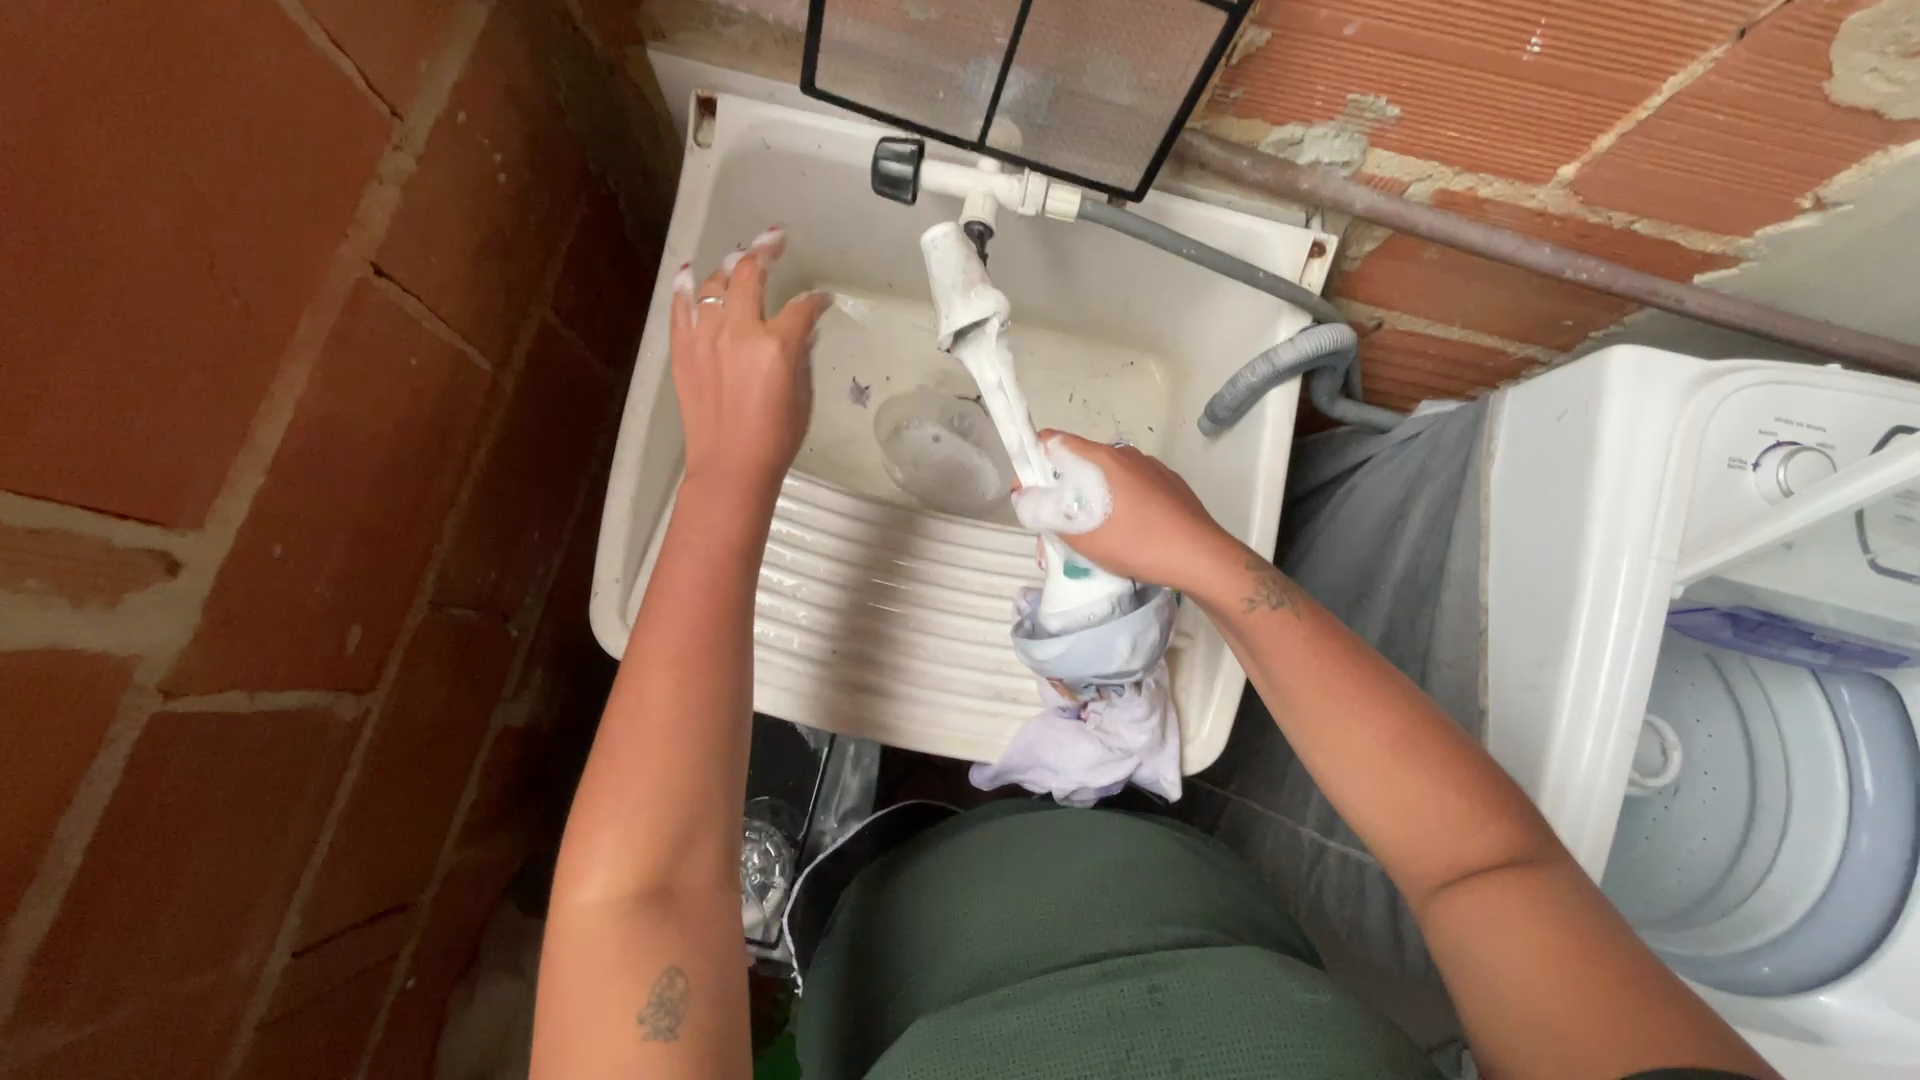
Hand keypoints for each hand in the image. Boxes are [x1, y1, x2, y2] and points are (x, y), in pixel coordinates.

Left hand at [669, 226, 831, 493]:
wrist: (730, 466)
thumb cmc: (775, 438)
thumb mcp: (802, 396)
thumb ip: (800, 357)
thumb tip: (799, 335)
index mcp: (777, 346)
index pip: (801, 308)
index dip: (815, 301)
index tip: (821, 300)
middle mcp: (739, 331)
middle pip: (750, 273)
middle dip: (766, 249)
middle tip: (776, 238)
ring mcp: (705, 337)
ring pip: (715, 282)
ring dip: (730, 264)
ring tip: (740, 255)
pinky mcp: (683, 349)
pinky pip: (681, 306)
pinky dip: (686, 285)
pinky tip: (692, 270)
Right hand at [1014, 431, 1243, 592]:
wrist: (1201, 559)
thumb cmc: (1140, 544)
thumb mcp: (1084, 537)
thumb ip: (1049, 514)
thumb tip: (1026, 498)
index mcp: (1103, 459)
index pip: (1054, 442)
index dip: (1033, 463)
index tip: (1028, 492)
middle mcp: (1126, 455)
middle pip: (1079, 463)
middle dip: (1060, 492)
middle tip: (1053, 529)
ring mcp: (1151, 469)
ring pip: (1105, 479)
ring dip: (1088, 501)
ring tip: (1087, 539)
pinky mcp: (1168, 485)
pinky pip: (1129, 489)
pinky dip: (1115, 505)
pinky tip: (1121, 536)